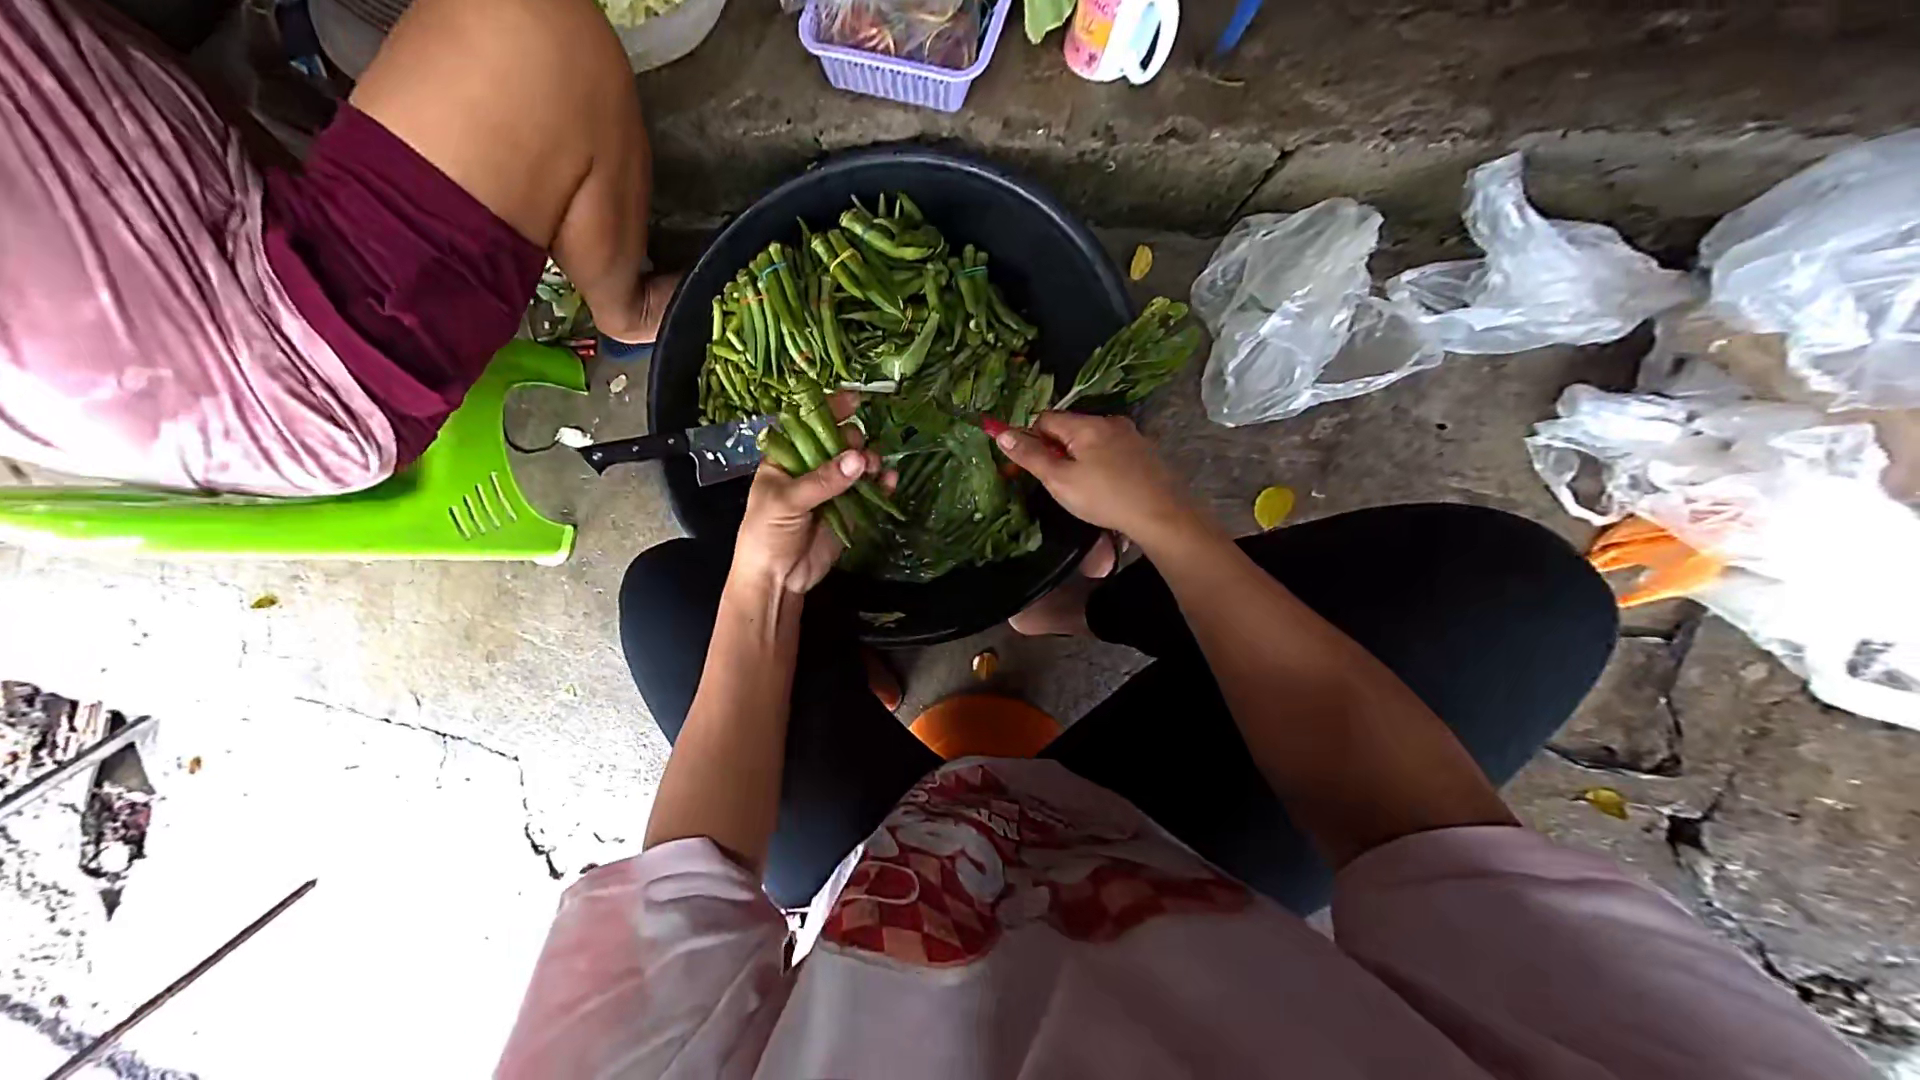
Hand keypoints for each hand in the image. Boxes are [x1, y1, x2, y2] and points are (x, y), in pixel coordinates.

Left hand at [732, 394, 887, 594]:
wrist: (777, 578)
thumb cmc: (766, 533)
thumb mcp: (788, 502)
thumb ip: (823, 480)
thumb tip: (859, 459)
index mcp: (787, 458)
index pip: (808, 424)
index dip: (830, 409)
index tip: (855, 400)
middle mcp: (811, 468)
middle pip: (840, 442)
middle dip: (854, 441)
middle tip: (860, 453)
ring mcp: (833, 489)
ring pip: (858, 465)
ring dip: (870, 462)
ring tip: (874, 468)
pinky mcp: (850, 510)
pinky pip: (870, 491)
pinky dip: (881, 484)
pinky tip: (888, 481)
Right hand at [993, 412, 1198, 545]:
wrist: (1161, 515)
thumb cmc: (1105, 498)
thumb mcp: (1060, 480)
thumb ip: (1030, 456)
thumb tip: (1002, 434)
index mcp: (1086, 424)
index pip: (1045, 419)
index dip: (1031, 439)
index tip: (1032, 467)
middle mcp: (1110, 422)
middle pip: (1069, 428)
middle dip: (1056, 449)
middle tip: (1055, 481)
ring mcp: (1131, 436)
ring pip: (1091, 440)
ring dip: (1078, 457)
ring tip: (1080, 488)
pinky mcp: (1145, 452)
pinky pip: (1111, 450)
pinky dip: (1100, 463)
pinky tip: (1105, 487)